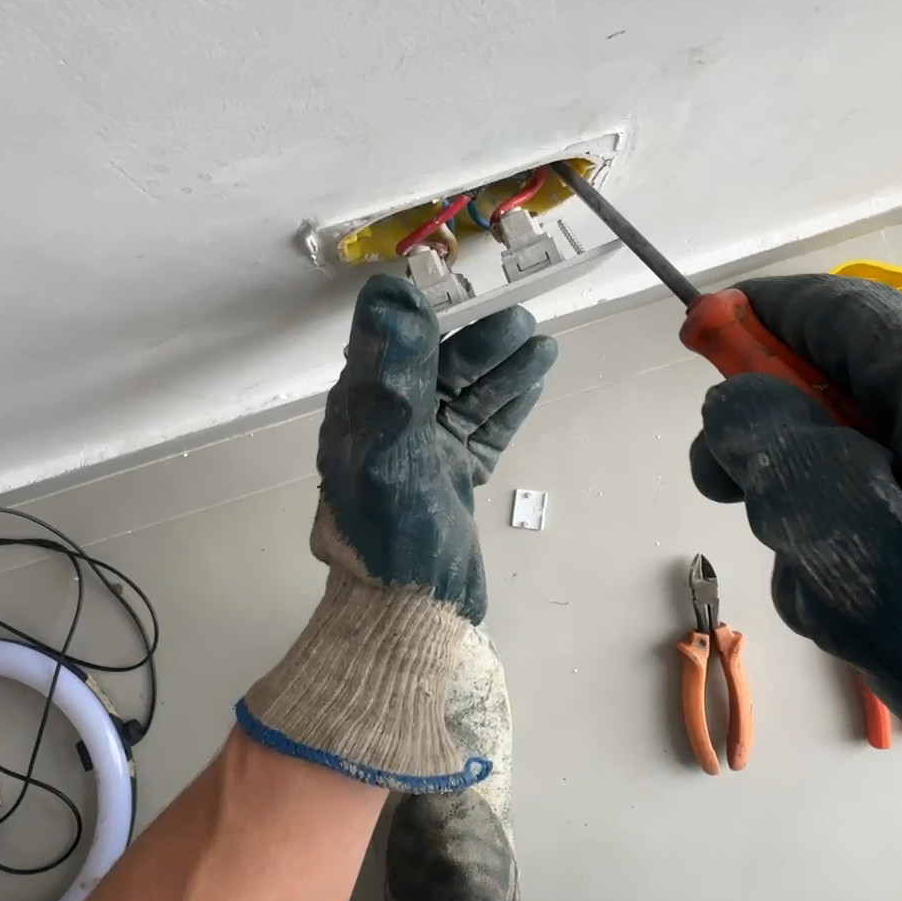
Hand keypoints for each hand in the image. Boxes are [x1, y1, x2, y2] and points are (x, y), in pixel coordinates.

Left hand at [240, 275, 555, 790]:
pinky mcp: (453, 475)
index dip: (419, 316)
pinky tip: (533, 378)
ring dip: (502, 368)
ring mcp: (425, 452)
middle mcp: (390, 426)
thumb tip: (390, 292)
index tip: (450, 287)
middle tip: (521, 321)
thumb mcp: (390, 448)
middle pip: (437, 367)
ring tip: (539, 341)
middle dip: (479, 343)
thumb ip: (393, 372)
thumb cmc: (394, 533)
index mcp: (362, 413)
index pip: (389, 346)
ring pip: (467, 395)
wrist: (408, 613)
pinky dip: (508, 402)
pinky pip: (484, 427)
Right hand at [688, 274, 901, 839]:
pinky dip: (856, 567)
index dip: (762, 314)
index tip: (702, 328)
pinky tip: (870, 627)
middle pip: (841, 405)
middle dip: (776, 452)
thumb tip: (734, 403)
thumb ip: (772, 449)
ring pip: (855, 479)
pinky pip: (890, 531)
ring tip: (832, 603)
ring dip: (813, 529)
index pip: (845, 317)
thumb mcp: (852, 532)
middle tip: (723, 489)